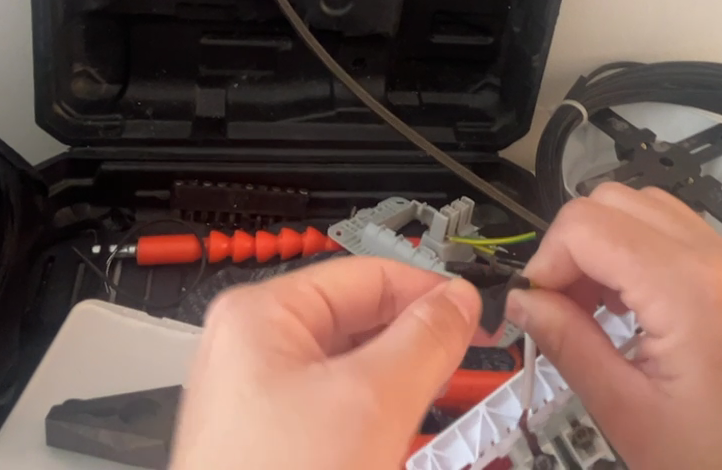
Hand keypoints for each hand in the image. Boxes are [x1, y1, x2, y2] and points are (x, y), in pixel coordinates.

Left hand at [171, 256, 481, 469]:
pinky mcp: (268, 445)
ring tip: (437, 396)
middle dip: (412, 339)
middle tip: (464, 353)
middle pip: (355, 319)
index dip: (425, 290)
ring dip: (397, 379)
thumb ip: (423, 341)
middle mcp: (251, 349)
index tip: (471, 311)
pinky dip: (373, 414)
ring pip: (348, 368)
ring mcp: (256, 400)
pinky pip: (334, 408)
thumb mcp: (369, 404)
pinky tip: (397, 434)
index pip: (364, 276)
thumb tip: (456, 301)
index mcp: (260, 316)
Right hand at [510, 184, 721, 469]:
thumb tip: (520, 299)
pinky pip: (680, 231)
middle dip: (574, 245)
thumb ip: (566, 344)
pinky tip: (637, 306)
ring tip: (598, 308)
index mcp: (690, 288)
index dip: (547, 259)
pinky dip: (642, 249)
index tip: (537, 306)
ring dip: (607, 242)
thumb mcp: (629, 416)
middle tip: (564, 308)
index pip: (585, 224)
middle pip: (613, 200)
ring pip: (646, 206)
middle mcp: (720, 257)